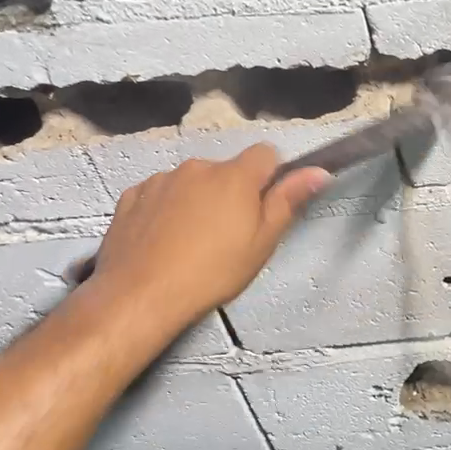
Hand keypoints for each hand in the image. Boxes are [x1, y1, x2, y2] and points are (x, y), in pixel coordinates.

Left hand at [81, 144, 329, 331]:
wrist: (139, 295)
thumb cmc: (213, 271)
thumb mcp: (263, 241)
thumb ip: (290, 200)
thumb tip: (319, 171)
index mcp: (235, 175)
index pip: (266, 153)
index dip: (271, 176)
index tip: (266, 205)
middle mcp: (197, 167)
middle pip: (227, 170)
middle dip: (232, 192)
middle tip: (230, 233)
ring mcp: (160, 180)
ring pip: (192, 182)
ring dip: (198, 200)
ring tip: (192, 240)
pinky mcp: (131, 197)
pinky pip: (160, 193)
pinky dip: (166, 208)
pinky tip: (163, 239)